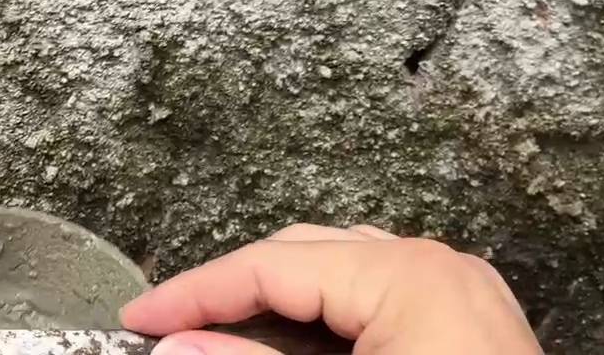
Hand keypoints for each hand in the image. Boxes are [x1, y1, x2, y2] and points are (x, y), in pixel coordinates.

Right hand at [122, 223, 542, 354]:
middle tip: (172, 329)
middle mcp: (433, 263)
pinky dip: (320, 310)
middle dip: (230, 293)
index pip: (268, 266)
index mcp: (409, 277)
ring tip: (221, 328)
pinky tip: (293, 335)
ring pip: (328, 268)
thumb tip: (172, 347)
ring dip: (271, 299)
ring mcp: (455, 288)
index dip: (195, 291)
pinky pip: (367, 291)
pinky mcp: (464, 317)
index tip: (139, 317)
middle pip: (295, 256)